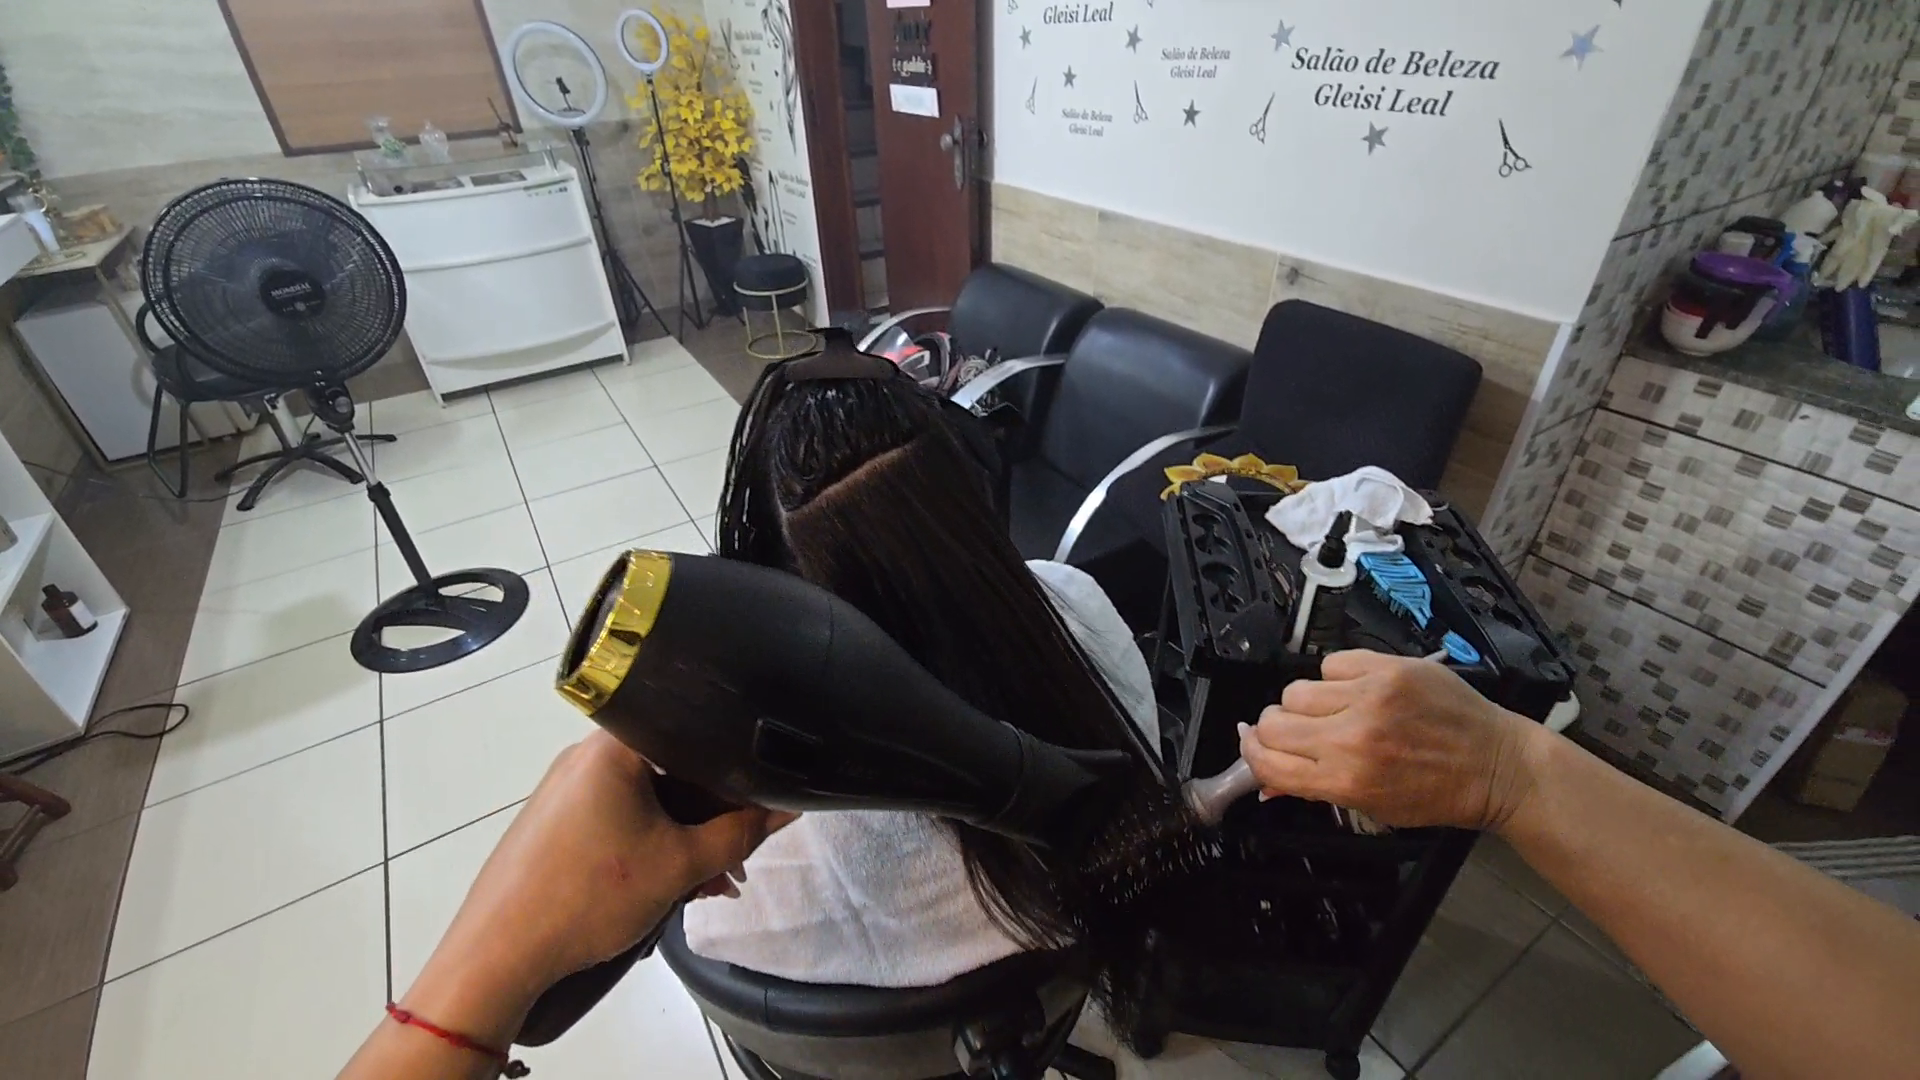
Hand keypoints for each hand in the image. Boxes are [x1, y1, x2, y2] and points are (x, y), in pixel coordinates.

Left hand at [401, 732, 792, 1043]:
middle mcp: (589, 755)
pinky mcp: (556, 821)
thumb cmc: (589, 895)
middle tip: (737, 862)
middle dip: (713, 819)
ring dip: (686, 838)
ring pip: (651, 801)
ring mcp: (568, 789)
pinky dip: (652, 844)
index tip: (760, 807)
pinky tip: (673, 884)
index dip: (736, 774)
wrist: (493, 960)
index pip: (697, 740)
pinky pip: (622, 818)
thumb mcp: (679, 866)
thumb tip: (788, 809)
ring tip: (710, 885)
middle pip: (675, 773)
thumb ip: (741, 834)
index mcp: (615, 745)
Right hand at [1238, 650, 1543, 830]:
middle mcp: (1351, 738)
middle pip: (1272, 721)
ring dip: (1306, 703)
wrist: (1500, 766)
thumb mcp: (1372, 807)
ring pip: (1295, 690)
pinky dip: (1336, 678)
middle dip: (1276, 728)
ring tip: (1333, 710)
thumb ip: (1314, 790)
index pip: (1267, 762)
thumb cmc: (1436, 795)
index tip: (1257, 747)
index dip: (1253, 754)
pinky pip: (1329, 664)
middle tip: (1298, 732)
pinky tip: (1358, 691)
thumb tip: (1264, 782)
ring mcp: (1369, 697)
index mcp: (1345, 781)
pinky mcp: (1387, 667)